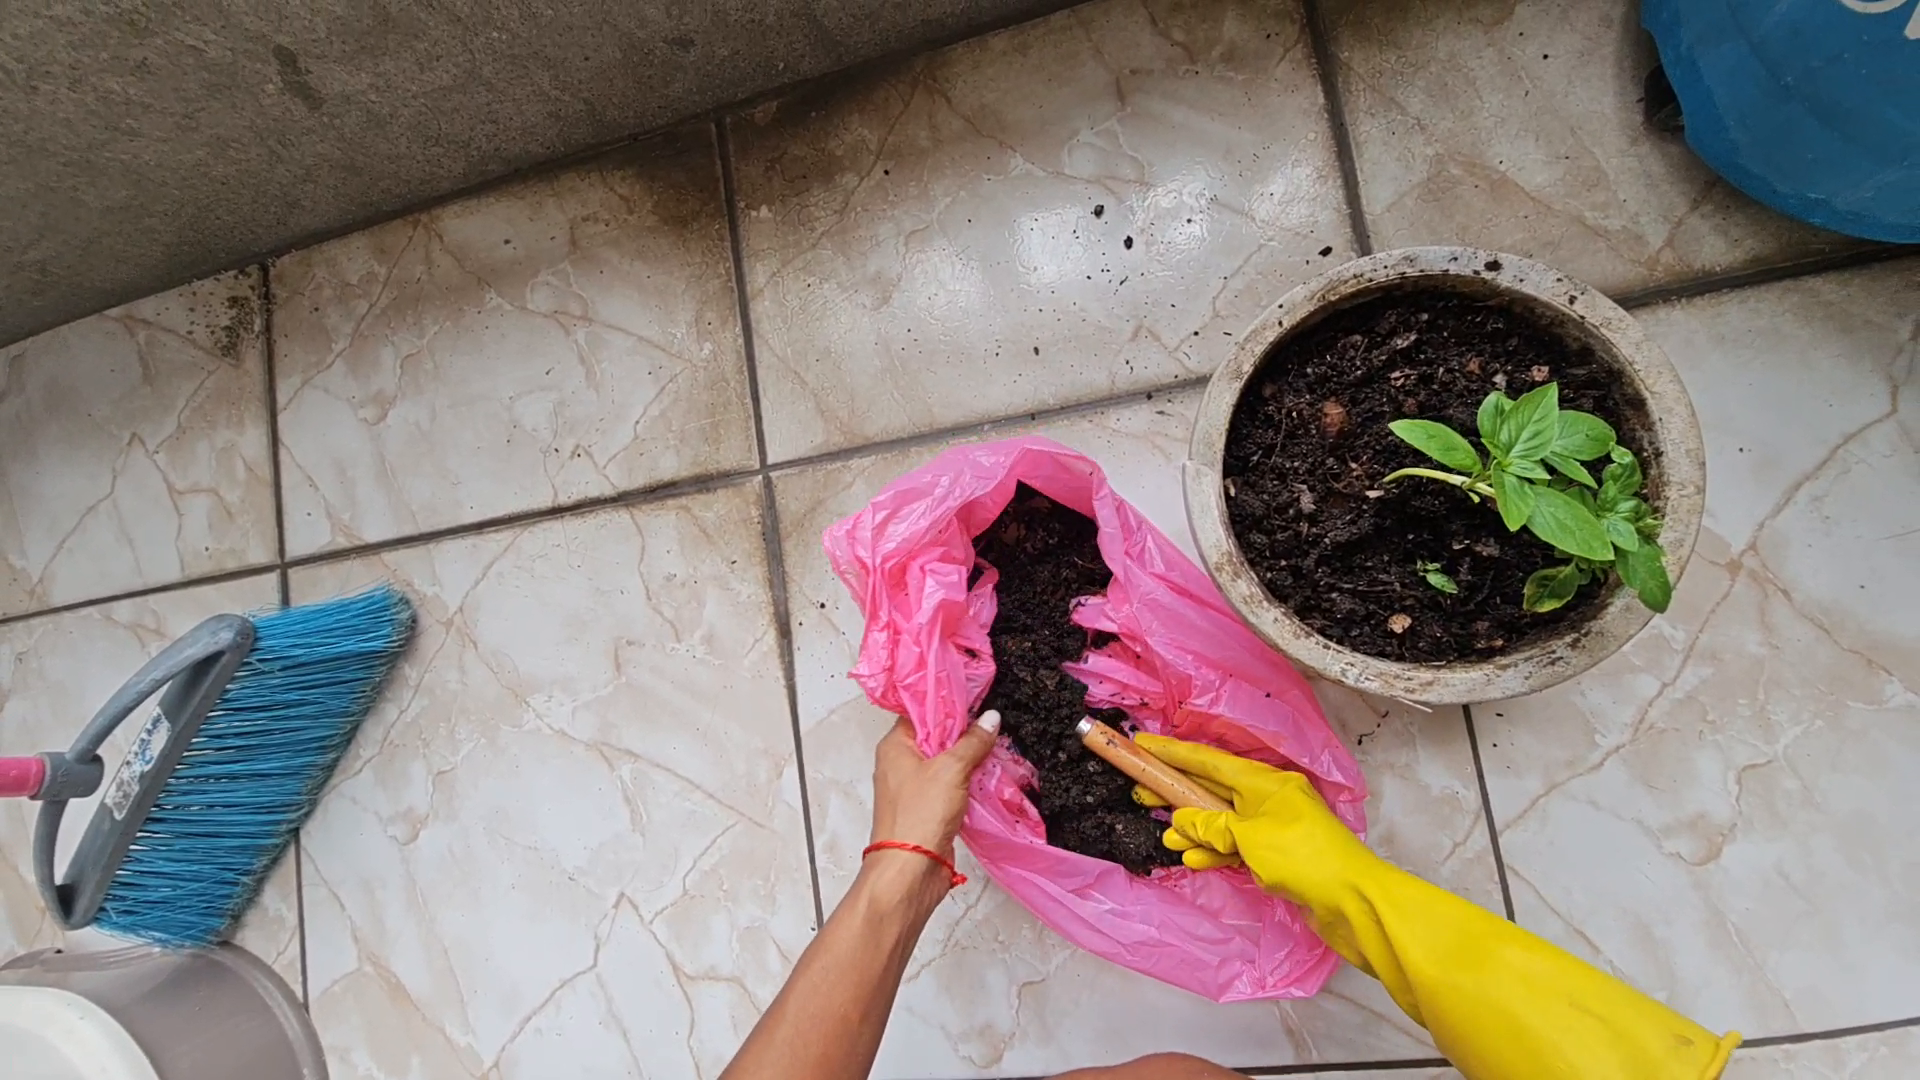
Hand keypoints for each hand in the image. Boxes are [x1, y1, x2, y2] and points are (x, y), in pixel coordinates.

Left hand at [869, 710, 1000, 860]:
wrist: (910, 871)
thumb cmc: (920, 815)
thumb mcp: (952, 769)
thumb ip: (973, 741)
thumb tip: (990, 718)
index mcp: (895, 745)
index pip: (922, 712)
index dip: (949, 706)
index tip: (976, 700)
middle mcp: (900, 763)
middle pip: (936, 737)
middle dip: (964, 733)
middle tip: (991, 725)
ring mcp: (913, 787)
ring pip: (945, 762)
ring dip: (969, 759)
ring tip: (995, 748)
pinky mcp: (927, 808)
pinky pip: (950, 786)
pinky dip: (967, 782)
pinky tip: (988, 777)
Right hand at [1133, 734, 1369, 900]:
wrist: (1356, 904)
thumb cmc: (1304, 858)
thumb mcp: (1249, 838)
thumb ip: (1210, 827)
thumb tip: (1184, 823)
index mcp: (1264, 781)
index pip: (1207, 760)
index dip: (1172, 752)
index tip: (1142, 744)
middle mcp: (1267, 798)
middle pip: (1212, 789)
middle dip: (1177, 793)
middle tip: (1143, 792)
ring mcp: (1273, 827)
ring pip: (1221, 821)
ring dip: (1194, 830)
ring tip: (1167, 838)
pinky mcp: (1277, 856)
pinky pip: (1236, 846)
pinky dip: (1215, 851)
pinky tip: (1194, 860)